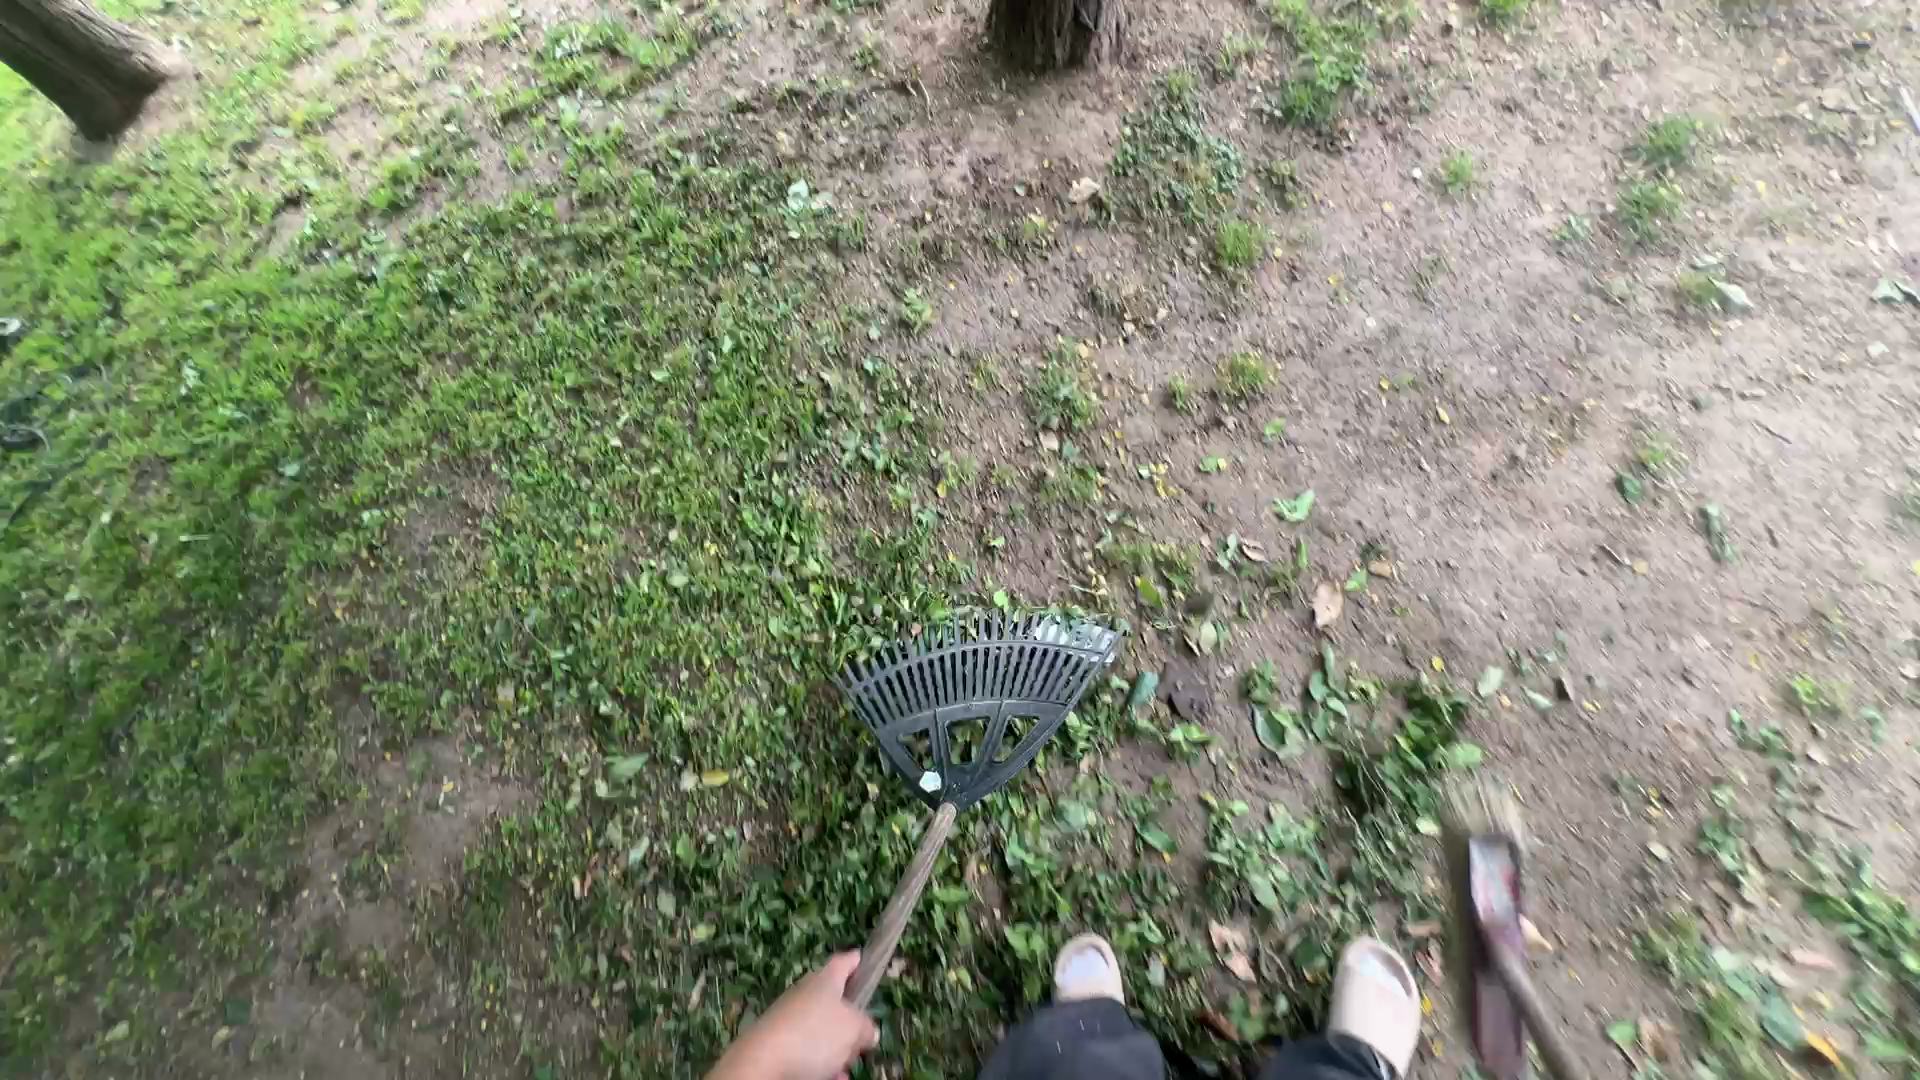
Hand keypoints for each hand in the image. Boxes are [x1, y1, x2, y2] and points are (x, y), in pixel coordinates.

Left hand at [707, 952, 879, 1079]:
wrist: (762, 1063)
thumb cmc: (814, 1035)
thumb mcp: (852, 1030)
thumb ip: (865, 1027)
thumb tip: (868, 1030)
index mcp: (826, 979)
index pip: (844, 962)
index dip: (855, 961)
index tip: (861, 957)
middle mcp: (807, 993)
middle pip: (834, 1002)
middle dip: (849, 1024)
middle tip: (860, 1042)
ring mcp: (790, 1017)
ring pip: (821, 1032)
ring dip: (835, 1051)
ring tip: (843, 1072)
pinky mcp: (777, 1042)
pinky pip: (806, 1050)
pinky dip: (818, 1064)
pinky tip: (828, 1078)